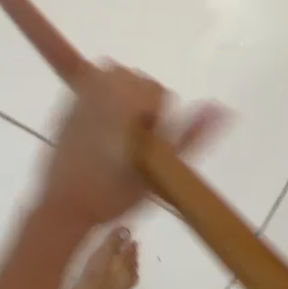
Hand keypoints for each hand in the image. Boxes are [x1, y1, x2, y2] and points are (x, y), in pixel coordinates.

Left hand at [31, 63, 224, 238]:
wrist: (64, 206)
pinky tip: (99, 137)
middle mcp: (105, 81)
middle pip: (140, 84)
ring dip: (124, 107)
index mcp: (129, 93)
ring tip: (116, 143)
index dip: (158, 125)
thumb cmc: (113, 194)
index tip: (143, 152)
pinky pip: (96, 89)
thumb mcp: (159, 169)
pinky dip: (104, 107)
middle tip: (128, 151)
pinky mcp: (68, 102)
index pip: (161, 95)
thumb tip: (223, 109)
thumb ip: (192, 135)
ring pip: (119, 84)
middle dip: (141, 112)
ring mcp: (82, 90)